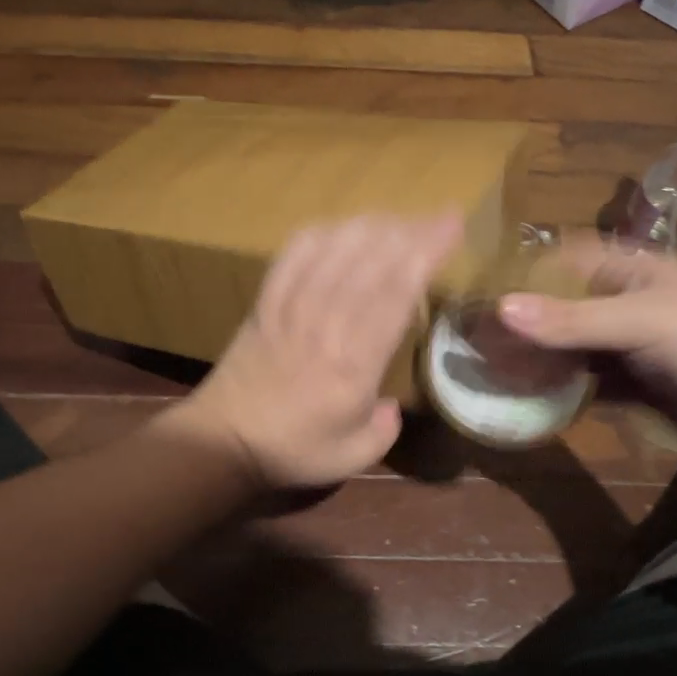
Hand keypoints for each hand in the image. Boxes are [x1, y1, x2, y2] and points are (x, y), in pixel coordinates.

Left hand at [170, 214, 464, 489]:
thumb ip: (384, 430)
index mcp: (354, 363)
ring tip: (399, 221)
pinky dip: (322, 233)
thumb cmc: (292, 451)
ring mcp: (291, 308)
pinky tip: (342, 227)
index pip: (396, 293)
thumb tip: (393, 405)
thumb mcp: (353, 457)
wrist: (224, 440)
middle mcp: (325, 324)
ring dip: (372, 227)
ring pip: (336, 249)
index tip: (451, 227)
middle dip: (411, 231)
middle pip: (372, 261)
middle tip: (439, 217)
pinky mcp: (266, 302)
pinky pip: (294, 254)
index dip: (426, 253)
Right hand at [497, 240, 676, 455]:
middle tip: (480, 339)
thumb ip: (572, 319)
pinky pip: (591, 382)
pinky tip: (533, 395)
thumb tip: (499, 308)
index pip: (573, 258)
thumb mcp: (644, 322)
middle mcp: (634, 302)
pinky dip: (563, 387)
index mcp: (641, 270)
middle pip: (569, 306)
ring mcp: (637, 346)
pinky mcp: (640, 386)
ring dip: (543, 357)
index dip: (531, 270)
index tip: (484, 289)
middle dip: (529, 321)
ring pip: (577, 347)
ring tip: (495, 369)